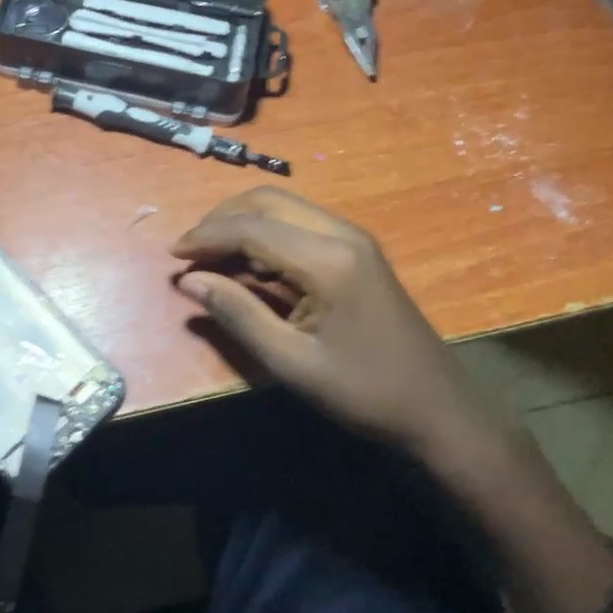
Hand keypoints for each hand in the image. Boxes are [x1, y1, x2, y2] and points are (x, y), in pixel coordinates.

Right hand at [170, 187, 493, 451]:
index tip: (173, 257)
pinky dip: (266, 234)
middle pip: (267, 201)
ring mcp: (353, 239)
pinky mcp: (357, 251)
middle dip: (221, 219)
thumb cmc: (365, 393)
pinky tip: (248, 264)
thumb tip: (189, 281)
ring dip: (242, 223)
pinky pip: (300, 224)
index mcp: (329, 259)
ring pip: (283, 207)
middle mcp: (342, 234)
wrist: (439, 411)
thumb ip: (238, 314)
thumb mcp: (292, 363)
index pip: (252, 227)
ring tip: (210, 257)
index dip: (206, 237)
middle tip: (190, 252)